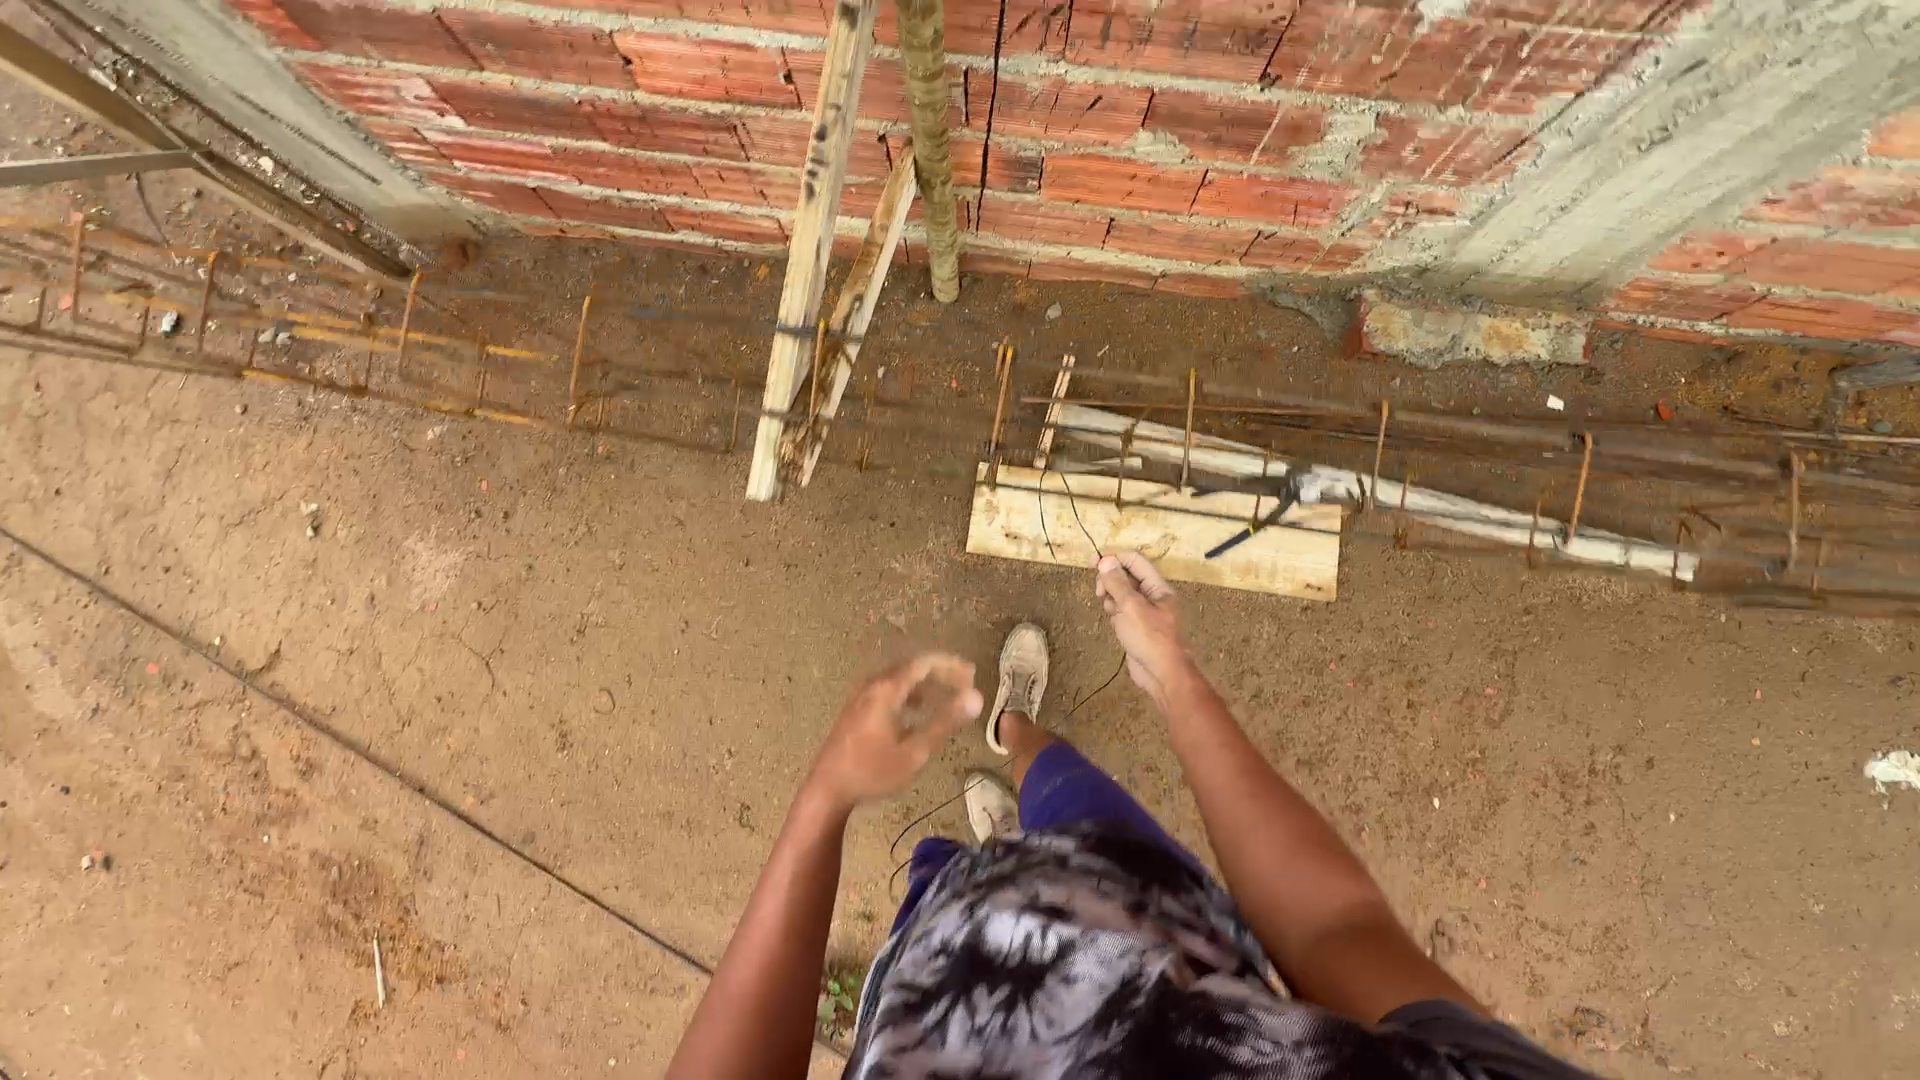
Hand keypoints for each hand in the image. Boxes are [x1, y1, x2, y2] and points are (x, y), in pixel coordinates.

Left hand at [806, 653, 982, 811]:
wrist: (827, 789)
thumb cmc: (873, 771)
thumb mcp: (915, 751)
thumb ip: (946, 722)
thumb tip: (976, 698)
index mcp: (887, 690)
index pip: (924, 663)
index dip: (950, 665)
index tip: (971, 674)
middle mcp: (873, 686)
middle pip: (912, 668)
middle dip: (940, 673)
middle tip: (965, 682)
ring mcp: (862, 697)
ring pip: (900, 680)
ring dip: (926, 685)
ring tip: (947, 696)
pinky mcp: (857, 710)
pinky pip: (889, 692)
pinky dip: (910, 696)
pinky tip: (919, 713)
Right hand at [1094, 552, 1192, 700]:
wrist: (1163, 674)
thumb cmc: (1150, 638)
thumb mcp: (1131, 607)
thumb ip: (1117, 582)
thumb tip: (1106, 560)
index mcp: (1158, 587)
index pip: (1135, 560)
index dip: (1114, 557)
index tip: (1092, 561)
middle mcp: (1153, 596)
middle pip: (1127, 576)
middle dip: (1110, 579)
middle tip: (1099, 591)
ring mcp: (1145, 612)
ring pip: (1122, 594)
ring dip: (1111, 597)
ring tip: (1111, 610)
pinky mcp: (1137, 626)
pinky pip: (1122, 610)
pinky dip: (1115, 612)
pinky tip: (1114, 622)